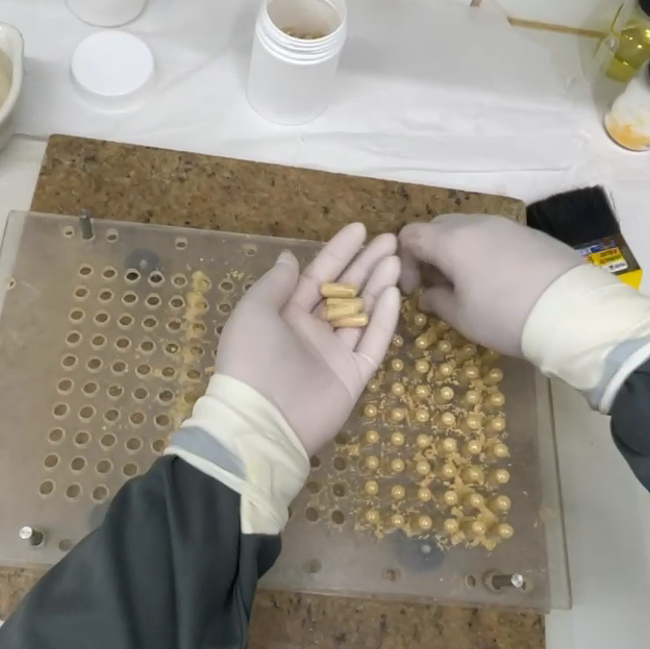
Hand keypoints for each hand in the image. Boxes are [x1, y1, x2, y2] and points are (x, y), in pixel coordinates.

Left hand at [215, 222, 401, 453]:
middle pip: (345, 291)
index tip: (360, 229)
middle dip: (366, 264)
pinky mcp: (353, 375)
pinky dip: (384, 320)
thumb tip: (290, 258)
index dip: (338, 252)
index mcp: (286, 315)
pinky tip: (395, 294)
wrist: (263, 419)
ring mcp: (335, 354)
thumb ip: (276, 284)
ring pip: (363, 313)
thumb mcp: (254, 312)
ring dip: (379, 286)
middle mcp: (312, 331)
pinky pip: (372, 343)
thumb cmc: (252, 358)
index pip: (317, 276)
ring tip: (396, 260)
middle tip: (391, 240)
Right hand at [396, 214, 584, 356]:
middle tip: (438, 285)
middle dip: (430, 253)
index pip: (410, 235)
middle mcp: (476, 224)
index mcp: (452, 241)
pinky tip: (498, 279)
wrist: (573, 311)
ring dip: (458, 252)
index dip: (404, 262)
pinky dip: (484, 252)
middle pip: (438, 227)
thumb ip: (437, 301)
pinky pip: (494, 236)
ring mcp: (506, 225)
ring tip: (469, 283)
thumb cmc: (506, 316)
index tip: (414, 290)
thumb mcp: (463, 318)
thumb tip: (428, 295)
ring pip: (468, 229)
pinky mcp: (531, 234)